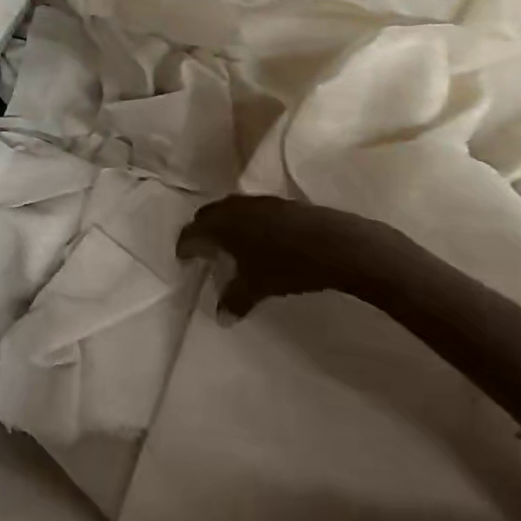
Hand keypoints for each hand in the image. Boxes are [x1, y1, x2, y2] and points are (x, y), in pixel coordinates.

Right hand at [176, 195, 424, 317]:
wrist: (337, 245)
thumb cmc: (288, 266)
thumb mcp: (257, 287)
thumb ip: (234, 300)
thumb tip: (222, 317)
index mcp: (221, 225)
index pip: (191, 233)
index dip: (184, 247)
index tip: (183, 259)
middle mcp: (235, 208)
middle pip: (208, 215)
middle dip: (202, 232)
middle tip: (202, 250)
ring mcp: (260, 203)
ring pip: (231, 210)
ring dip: (225, 225)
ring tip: (229, 244)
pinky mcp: (282, 203)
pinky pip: (252, 211)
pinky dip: (246, 223)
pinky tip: (260, 239)